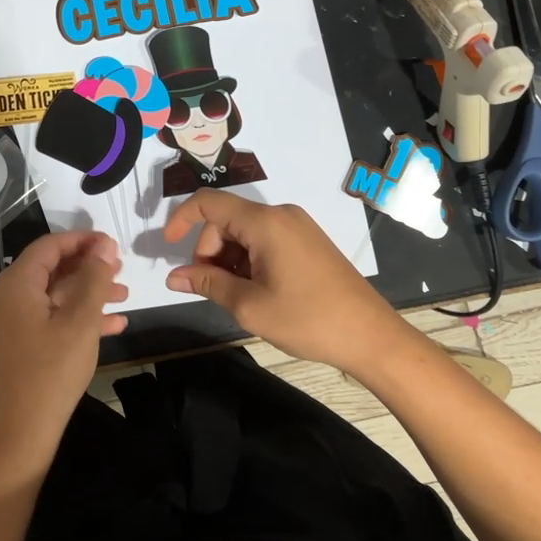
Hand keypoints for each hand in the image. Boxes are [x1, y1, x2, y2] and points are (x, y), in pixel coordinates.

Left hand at [0, 231, 128, 448]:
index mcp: (17, 282)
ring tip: (124, 294)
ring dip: (89, 291)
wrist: (27, 426)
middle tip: (121, 268)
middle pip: (53, 267)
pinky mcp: (24, 337)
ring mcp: (15, 317)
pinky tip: (115, 324)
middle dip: (89, 266)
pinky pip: (53, 314)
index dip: (82, 240)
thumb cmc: (54, 369)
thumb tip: (105, 245)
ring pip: (56, 292)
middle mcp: (10, 293)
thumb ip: (94, 279)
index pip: (50, 246)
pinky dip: (80, 315)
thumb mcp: (81, 320)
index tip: (113, 243)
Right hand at [163, 189, 418, 375]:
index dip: (181, 219)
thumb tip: (174, 276)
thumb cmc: (308, 320)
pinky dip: (250, 260)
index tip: (168, 246)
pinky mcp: (309, 241)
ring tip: (238, 295)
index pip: (208, 203)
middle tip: (211, 287)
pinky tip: (257, 290)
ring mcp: (298, 227)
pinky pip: (265, 240)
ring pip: (244, 232)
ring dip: (230, 258)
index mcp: (264, 222)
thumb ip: (207, 283)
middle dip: (209, 250)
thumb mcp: (249, 306)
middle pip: (226, 220)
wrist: (373, 338)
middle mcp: (280, 215)